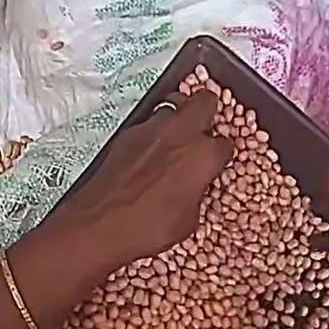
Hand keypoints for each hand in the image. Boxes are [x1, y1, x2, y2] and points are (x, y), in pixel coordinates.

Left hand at [48, 92, 232, 269]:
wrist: (102, 223)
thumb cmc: (150, 227)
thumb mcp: (188, 221)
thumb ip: (197, 194)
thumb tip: (193, 188)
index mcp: (203, 156)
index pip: (226, 144)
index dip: (222, 155)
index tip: (217, 164)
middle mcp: (181, 133)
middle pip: (205, 101)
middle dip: (208, 114)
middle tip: (204, 132)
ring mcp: (152, 128)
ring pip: (174, 106)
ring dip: (178, 120)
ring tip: (175, 142)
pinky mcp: (128, 133)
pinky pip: (148, 123)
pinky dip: (153, 133)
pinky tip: (150, 155)